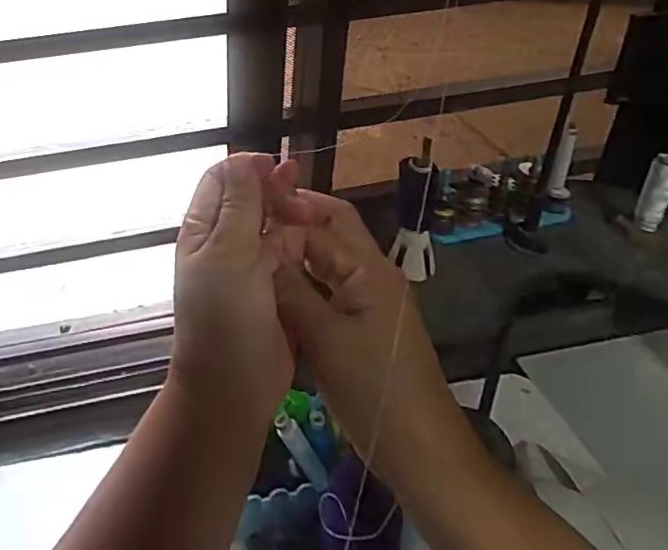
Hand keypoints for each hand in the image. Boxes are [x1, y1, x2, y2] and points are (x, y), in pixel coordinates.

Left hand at [169, 152, 300, 425]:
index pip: (221, 180)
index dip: (246, 167)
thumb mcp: (228, 254)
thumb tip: (242, 160)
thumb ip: (239, 206)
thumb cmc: (224, 317)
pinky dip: (298, 238)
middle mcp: (223, 240)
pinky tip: (315, 233)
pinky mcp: (272, 285)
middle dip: (271, 185)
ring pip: (270, 223)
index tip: (276, 165)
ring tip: (310, 209)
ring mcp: (248, 263)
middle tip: (299, 181)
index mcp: (202, 228)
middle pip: (248, 198)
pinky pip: (285, 251)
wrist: (234, 388)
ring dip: (287, 211)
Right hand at [270, 189, 463, 483]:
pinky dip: (306, 274)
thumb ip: (290, 290)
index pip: (319, 226)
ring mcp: (372, 296)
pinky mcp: (366, 319)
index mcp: (369, 269)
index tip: (246, 218)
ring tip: (258, 246)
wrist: (422, 451)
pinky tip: (279, 282)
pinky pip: (332, 281)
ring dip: (300, 244)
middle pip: (333, 227)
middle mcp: (373, 272)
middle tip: (253, 217)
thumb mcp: (324, 338)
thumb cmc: (373, 389)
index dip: (283, 220)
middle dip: (296, 216)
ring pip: (331, 254)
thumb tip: (258, 253)